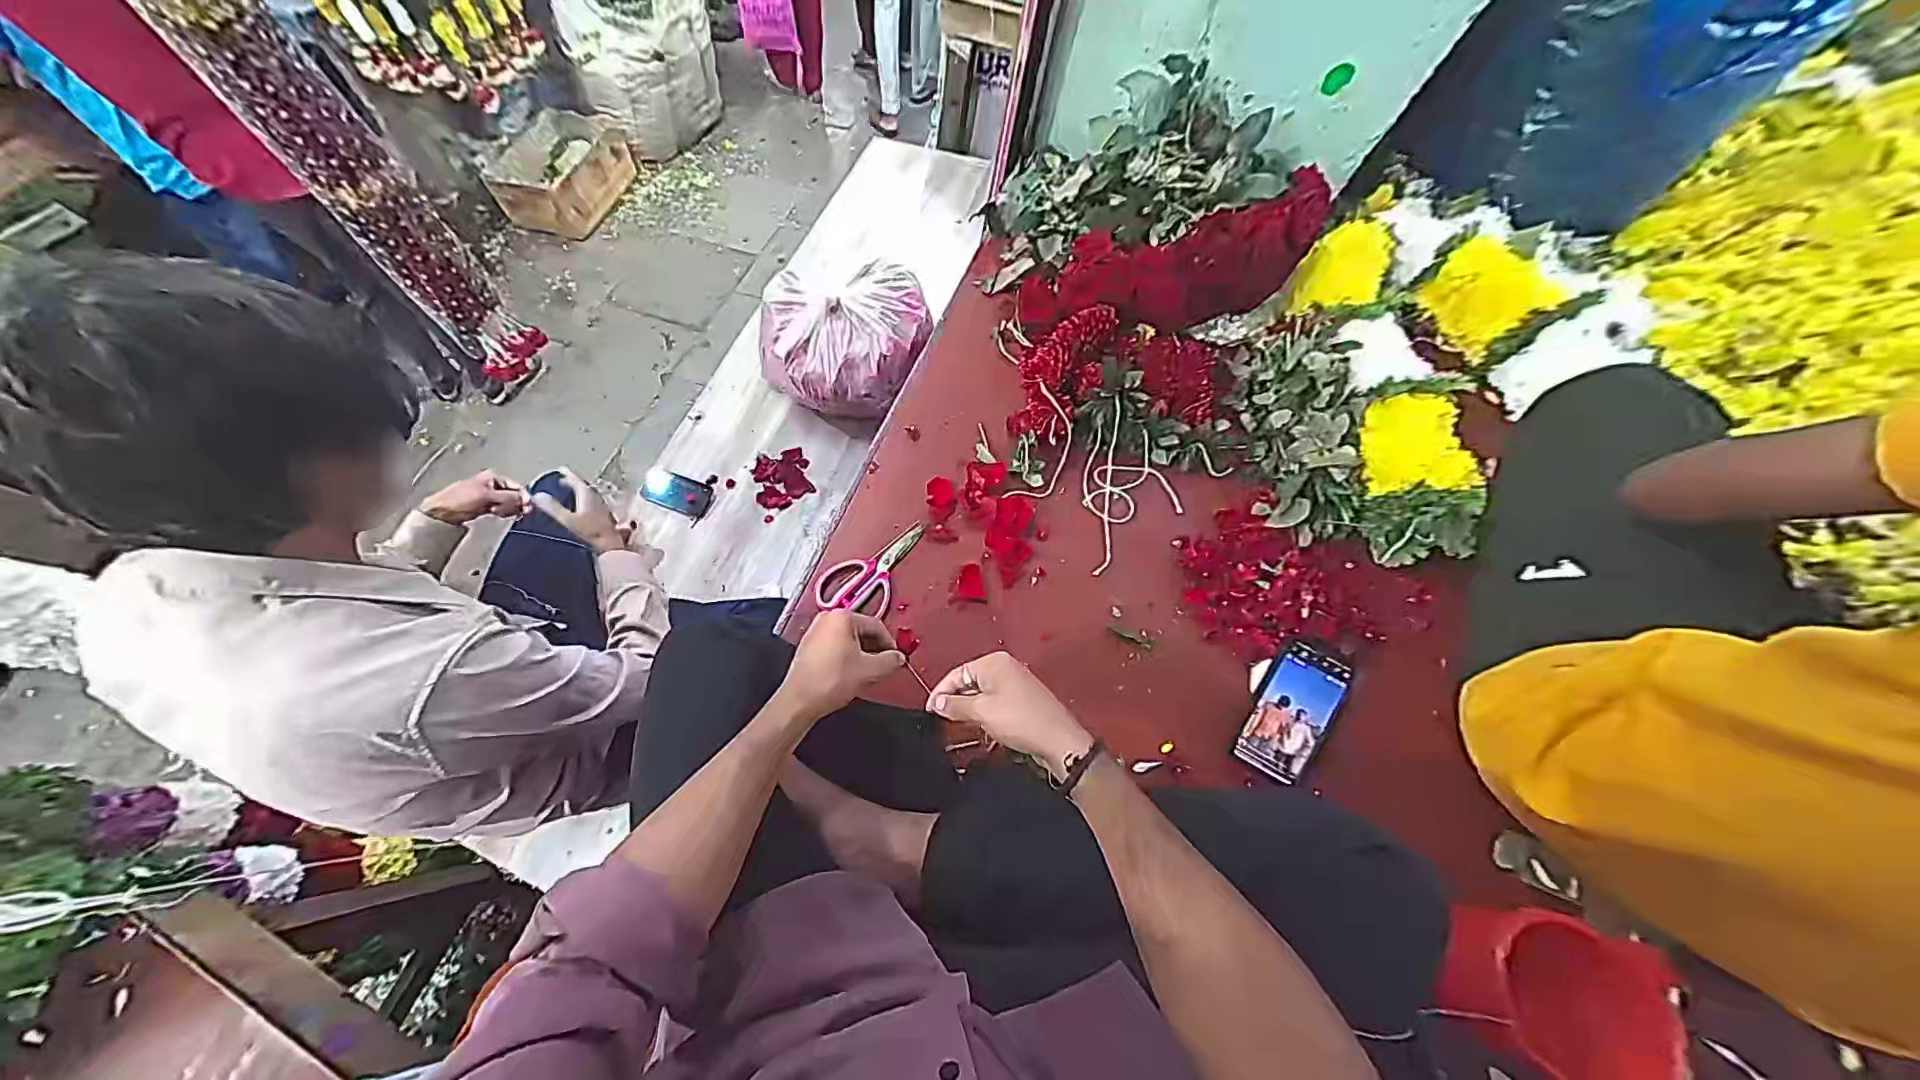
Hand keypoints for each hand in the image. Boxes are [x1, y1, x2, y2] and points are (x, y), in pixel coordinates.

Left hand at [420, 470, 527, 525]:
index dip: (524, 498)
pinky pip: (502, 509)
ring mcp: (490, 495)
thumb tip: (529, 501)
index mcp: (493, 477)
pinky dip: (502, 512)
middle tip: (508, 511)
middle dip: (515, 504)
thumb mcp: (488, 496)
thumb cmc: (461, 500)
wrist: (440, 513)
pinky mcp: (486, 506)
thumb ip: (510, 497)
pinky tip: (496, 515)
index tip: (527, 509)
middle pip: (515, 495)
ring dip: (508, 509)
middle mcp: (493, 484)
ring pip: (509, 503)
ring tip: (498, 513)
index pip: (518, 487)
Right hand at [530, 468, 628, 553]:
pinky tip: (580, 512)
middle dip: (573, 484)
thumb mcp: (566, 520)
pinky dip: (584, 505)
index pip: (577, 481)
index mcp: (588, 496)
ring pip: (589, 497)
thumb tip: (537, 496)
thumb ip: (551, 508)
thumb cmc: (589, 535)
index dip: (568, 475)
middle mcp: (598, 501)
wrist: (610, 551)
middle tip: (563, 481)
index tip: (561, 470)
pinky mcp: (605, 521)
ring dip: (579, 494)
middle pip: (584, 488)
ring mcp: (603, 511)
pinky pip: (593, 507)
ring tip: (570, 495)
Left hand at [774, 610, 904, 723]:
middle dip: (875, 650)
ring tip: (866, 673)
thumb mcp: (869, 670)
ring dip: (862, 655)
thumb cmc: (827, 682)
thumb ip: (890, 661)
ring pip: (849, 640)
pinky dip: (847, 658)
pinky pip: (836, 647)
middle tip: (883, 665)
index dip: (890, 643)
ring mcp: (816, 632)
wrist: (800, 701)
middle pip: (862, 631)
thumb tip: (898, 658)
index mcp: (842, 617)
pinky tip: (850, 674)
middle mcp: (827, 620)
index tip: (895, 657)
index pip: (876, 626)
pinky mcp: (810, 647)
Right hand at [927, 653, 1093, 779]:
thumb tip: (939, 703)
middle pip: (969, 682)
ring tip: (961, 726)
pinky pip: (995, 702)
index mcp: (994, 662)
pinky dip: (985, 713)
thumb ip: (955, 706)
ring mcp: (1016, 683)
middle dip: (955, 701)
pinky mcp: (1022, 700)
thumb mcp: (981, 712)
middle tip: (943, 719)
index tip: (931, 709)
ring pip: (982, 694)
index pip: (957, 673)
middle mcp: (1006, 668)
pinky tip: (982, 728)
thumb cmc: (1024, 721)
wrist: (1057, 741)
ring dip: (970, 709)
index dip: (941, 692)